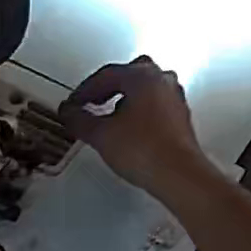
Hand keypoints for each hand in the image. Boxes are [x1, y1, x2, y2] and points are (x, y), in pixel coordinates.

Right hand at [58, 57, 211, 197]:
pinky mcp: (181, 120)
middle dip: (107, 89)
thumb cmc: (146, 151)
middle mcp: (162, 82)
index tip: (74, 102)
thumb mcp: (101, 135)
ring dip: (125, 100)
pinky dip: (139, 114)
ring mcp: (175, 100)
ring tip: (109, 117)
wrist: (177, 175)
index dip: (85, 90)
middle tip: (92, 100)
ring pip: (145, 91)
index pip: (106, 75)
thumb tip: (70, 113)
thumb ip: (80, 120)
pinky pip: (155, 108)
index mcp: (142, 76)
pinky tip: (130, 131)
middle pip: (128, 76)